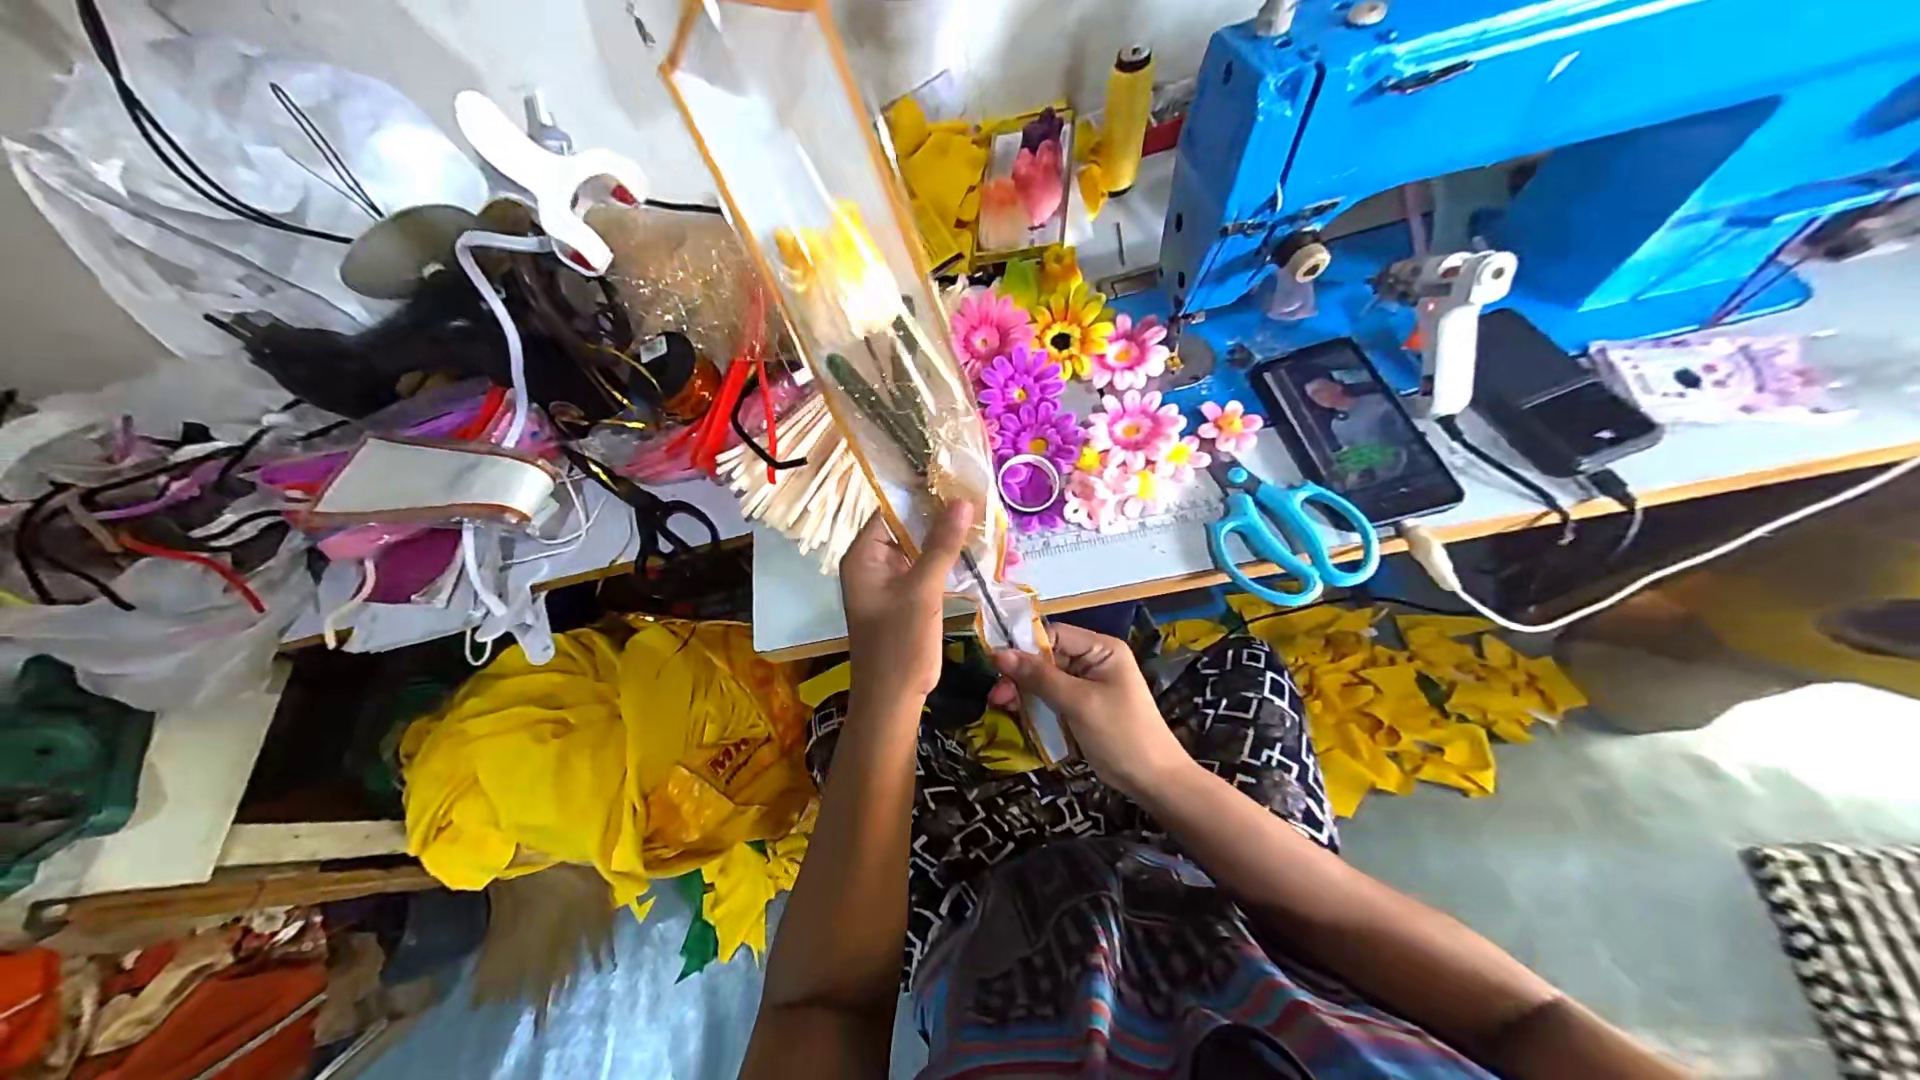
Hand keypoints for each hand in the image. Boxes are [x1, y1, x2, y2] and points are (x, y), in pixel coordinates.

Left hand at [839, 501, 973, 707]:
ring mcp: (893, 582)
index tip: (958, 480)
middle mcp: (875, 563)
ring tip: (990, 523)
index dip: (922, 494)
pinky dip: (953, 564)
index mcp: (864, 556)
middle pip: (910, 528)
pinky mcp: (910, 598)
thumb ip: (941, 545)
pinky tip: (984, 555)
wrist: (894, 700)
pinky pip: (931, 571)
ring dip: (953, 541)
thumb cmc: (899, 645)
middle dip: (945, 517)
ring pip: (924, 549)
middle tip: (983, 500)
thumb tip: (962, 501)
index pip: (891, 510)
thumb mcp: (922, 592)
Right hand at [990, 624, 1194, 798]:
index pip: (1054, 635)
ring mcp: (1087, 685)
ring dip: (1023, 691)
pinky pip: (1050, 698)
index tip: (997, 665)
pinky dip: (1034, 705)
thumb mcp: (1078, 703)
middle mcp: (1093, 661)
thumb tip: (999, 654)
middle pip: (1046, 658)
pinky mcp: (1080, 707)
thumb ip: (1039, 677)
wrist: (1152, 780)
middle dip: (1020, 674)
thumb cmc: (1121, 734)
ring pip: (1044, 679)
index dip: (1024, 647)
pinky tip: (1016, 713)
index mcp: (1101, 650)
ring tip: (1001, 706)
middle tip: (997, 695)